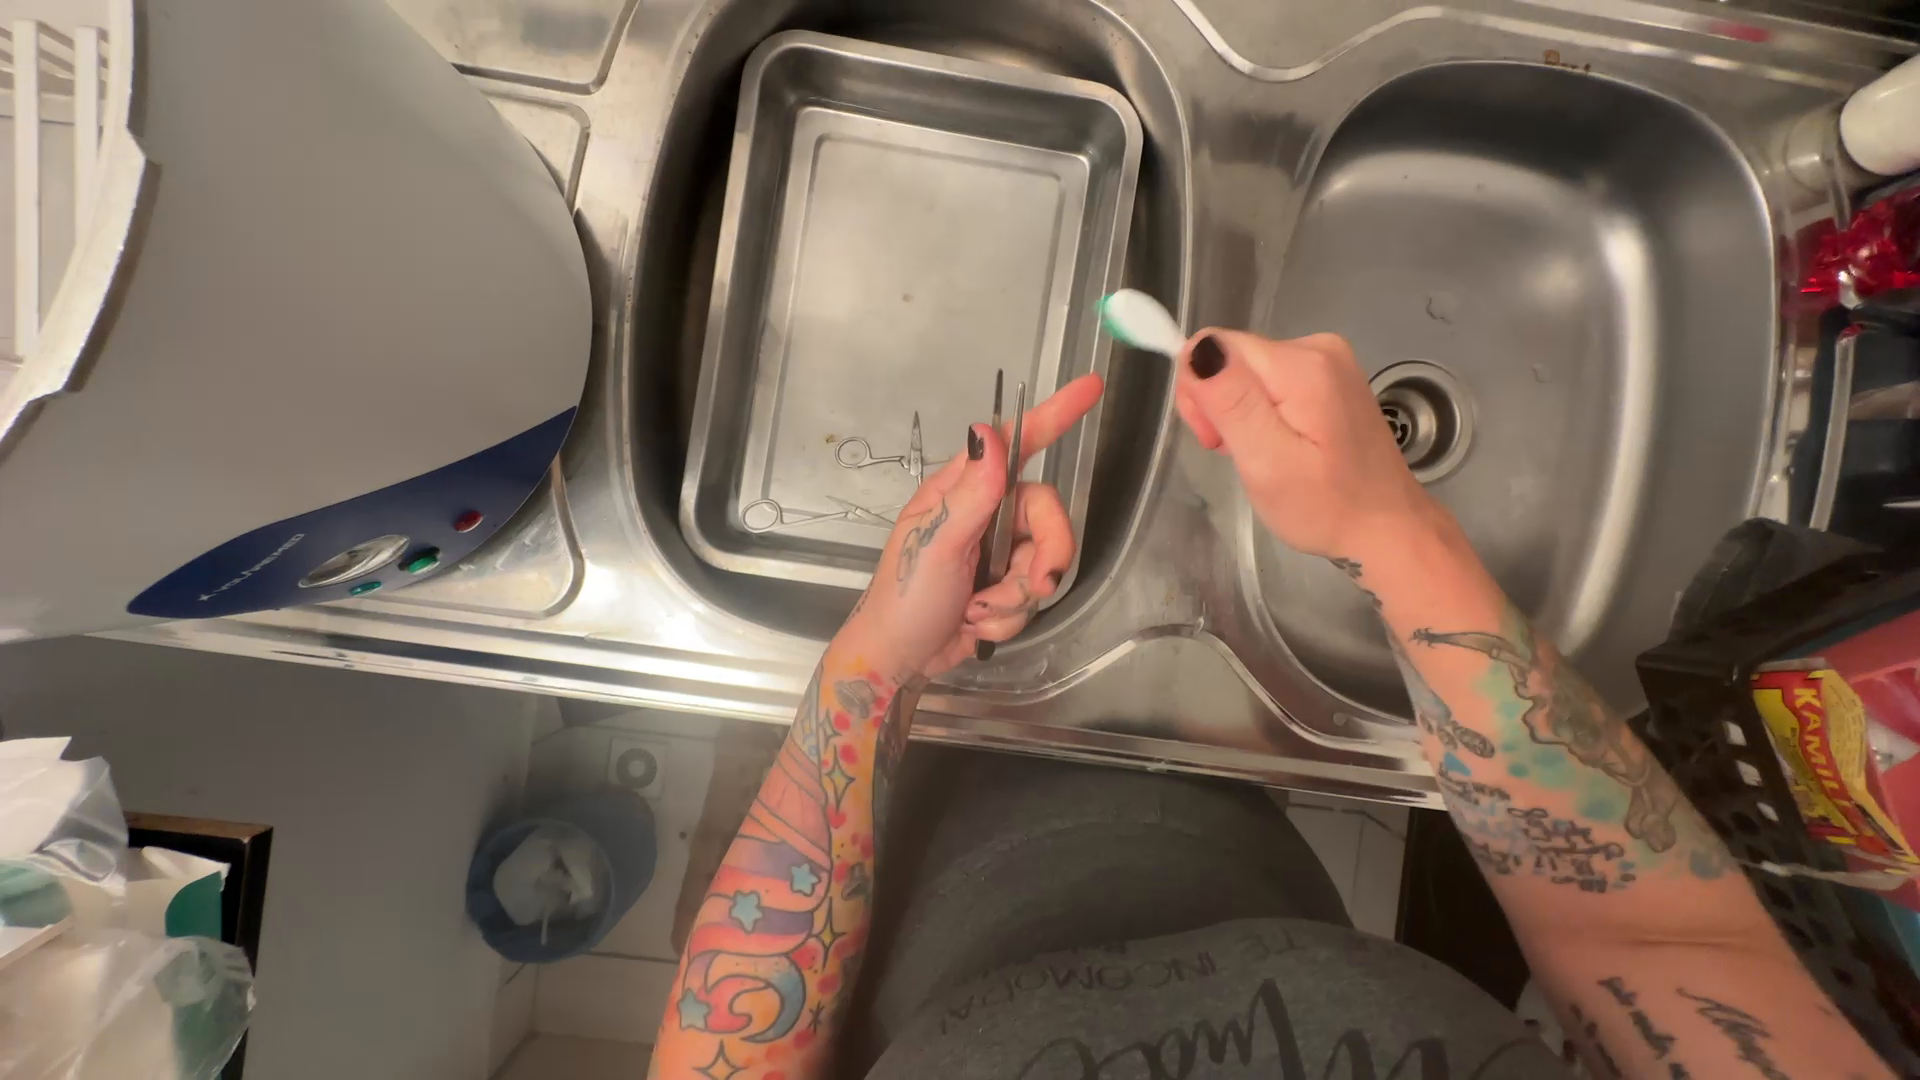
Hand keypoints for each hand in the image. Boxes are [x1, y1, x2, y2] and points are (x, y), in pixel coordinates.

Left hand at [837, 374, 1103, 678]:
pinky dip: (1008, 617)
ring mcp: (997, 553)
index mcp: (963, 492)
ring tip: (976, 612)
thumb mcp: (937, 543)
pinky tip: (975, 626)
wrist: (901, 659)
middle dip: (1044, 557)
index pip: (1015, 445)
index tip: (1090, 388)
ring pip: (1043, 563)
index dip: (1054, 416)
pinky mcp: (1004, 588)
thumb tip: (989, 432)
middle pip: (1047, 516)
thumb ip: (971, 493)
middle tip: (1032, 586)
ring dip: (1015, 598)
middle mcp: (985, 516)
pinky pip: (1031, 596)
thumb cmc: (906, 597)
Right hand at [1174, 330, 1433, 558]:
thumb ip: (1230, 401)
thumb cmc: (1324, 506)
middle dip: (1219, 406)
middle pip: (1230, 356)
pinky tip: (1278, 445)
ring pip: (1244, 371)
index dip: (1201, 394)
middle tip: (1242, 453)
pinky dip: (1259, 415)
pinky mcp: (1328, 377)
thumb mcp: (1267, 462)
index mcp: (1300, 365)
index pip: (1213, 347)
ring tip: (1264, 456)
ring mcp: (1326, 361)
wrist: (1385, 528)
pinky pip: (1266, 382)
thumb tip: (1197, 349)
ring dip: (1237, 414)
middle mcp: (1316, 347)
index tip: (1218, 439)